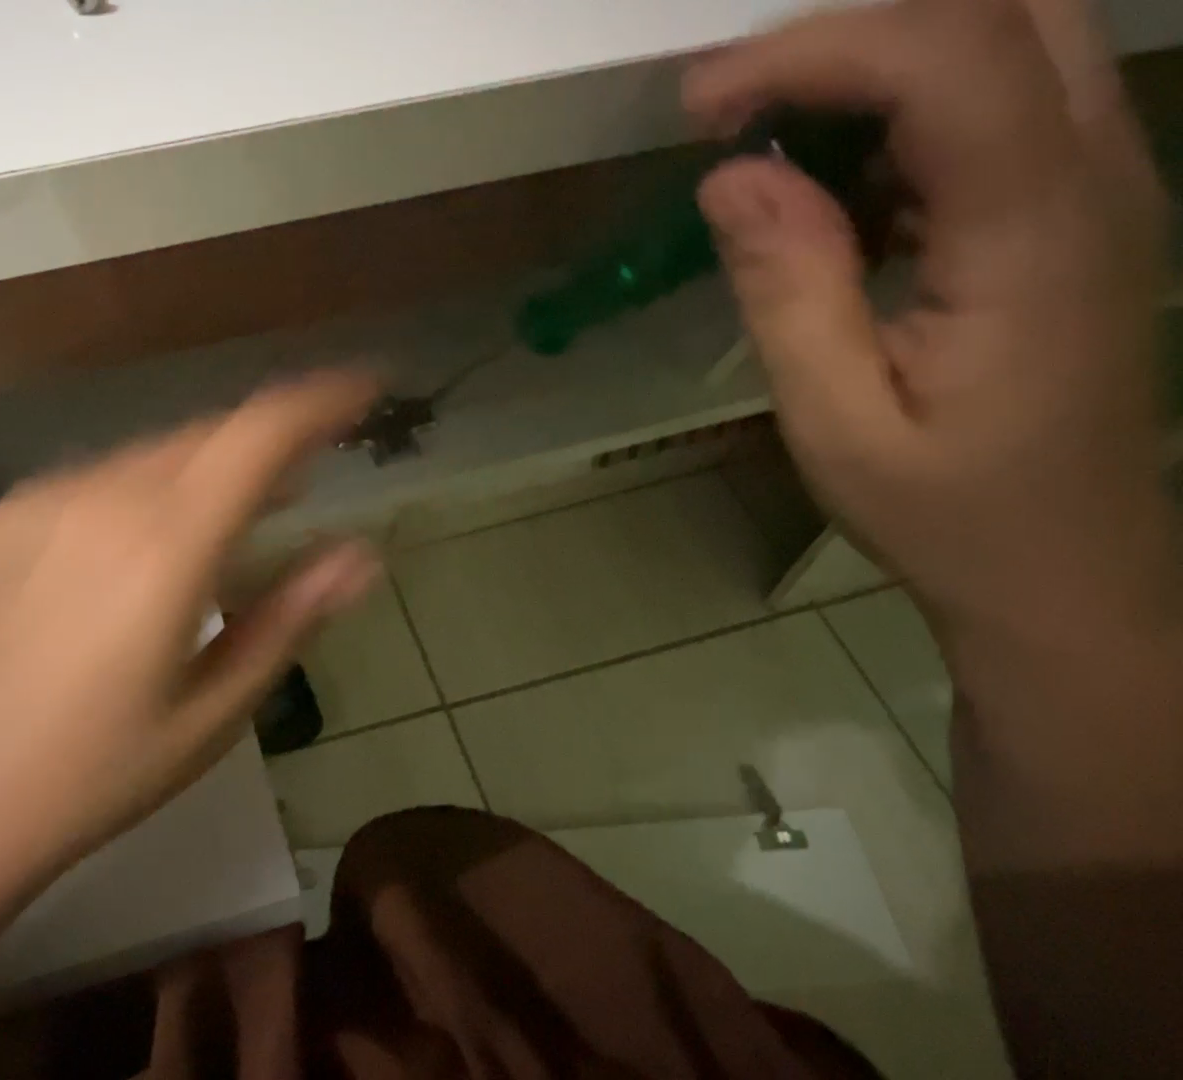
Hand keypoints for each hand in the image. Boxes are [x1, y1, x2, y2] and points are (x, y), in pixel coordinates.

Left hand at [0, 371, 382, 894]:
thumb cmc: (96, 775)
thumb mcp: (211, 712)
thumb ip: (287, 619)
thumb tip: (360, 556)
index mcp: (165, 545)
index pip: (259, 434)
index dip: (320, 401)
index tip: (364, 391)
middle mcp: (104, 498)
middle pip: (207, 436)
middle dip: (267, 445)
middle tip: (304, 485)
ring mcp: (45, 502)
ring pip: (153, 454)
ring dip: (207, 470)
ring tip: (236, 520)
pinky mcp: (6, 519)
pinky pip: (101, 478)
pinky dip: (148, 489)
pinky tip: (148, 544)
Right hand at [687, 0, 1176, 636]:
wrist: (1066, 564)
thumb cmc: (945, 511)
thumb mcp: (835, 420)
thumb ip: (788, 290)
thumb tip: (733, 177)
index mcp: (1035, 235)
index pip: (946, 61)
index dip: (813, 53)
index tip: (701, 106)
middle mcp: (1100, 176)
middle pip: (998, 13)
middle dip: (846, 37)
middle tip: (734, 108)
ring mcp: (1107, 183)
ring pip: (1010, 40)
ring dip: (876, 66)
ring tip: (771, 139)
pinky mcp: (1083, 204)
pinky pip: (1005, 101)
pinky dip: (904, 110)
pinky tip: (835, 184)